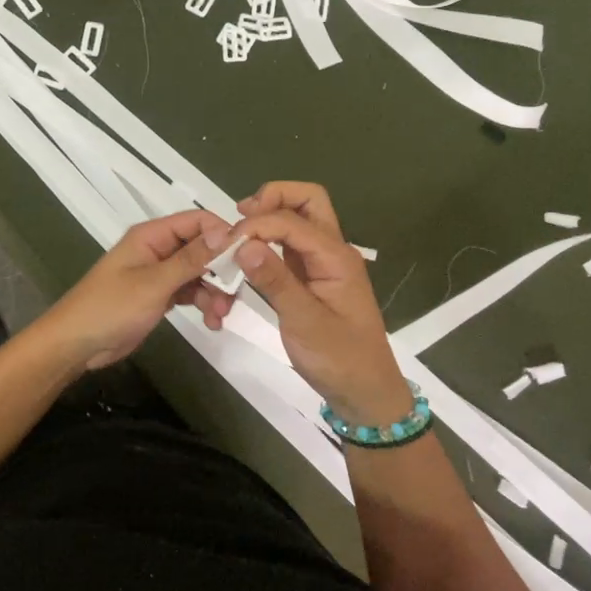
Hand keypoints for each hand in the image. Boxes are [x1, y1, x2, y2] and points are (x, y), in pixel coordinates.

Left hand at [36, 209, 237, 371]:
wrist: (77, 343)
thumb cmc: (111, 308)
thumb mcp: (154, 283)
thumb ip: (191, 259)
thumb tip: (227, 233)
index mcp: (151, 236)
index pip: (197, 221)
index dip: (224, 235)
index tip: (248, 260)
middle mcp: (156, 249)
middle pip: (202, 248)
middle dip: (222, 271)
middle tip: (234, 298)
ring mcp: (157, 273)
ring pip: (199, 273)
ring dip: (215, 292)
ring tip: (219, 317)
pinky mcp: (158, 296)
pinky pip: (190, 292)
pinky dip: (203, 303)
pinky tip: (211, 323)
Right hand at [229, 183, 412, 425]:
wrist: (364, 392)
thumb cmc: (339, 359)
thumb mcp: (305, 323)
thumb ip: (275, 281)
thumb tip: (243, 244)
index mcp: (336, 258)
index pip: (291, 220)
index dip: (256, 225)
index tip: (226, 246)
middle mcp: (332, 251)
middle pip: (307, 200)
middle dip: (272, 198)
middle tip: (240, 216)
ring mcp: (322, 263)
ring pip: (299, 217)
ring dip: (269, 214)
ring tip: (238, 232)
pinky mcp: (311, 276)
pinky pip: (290, 242)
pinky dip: (268, 236)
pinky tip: (247, 252)